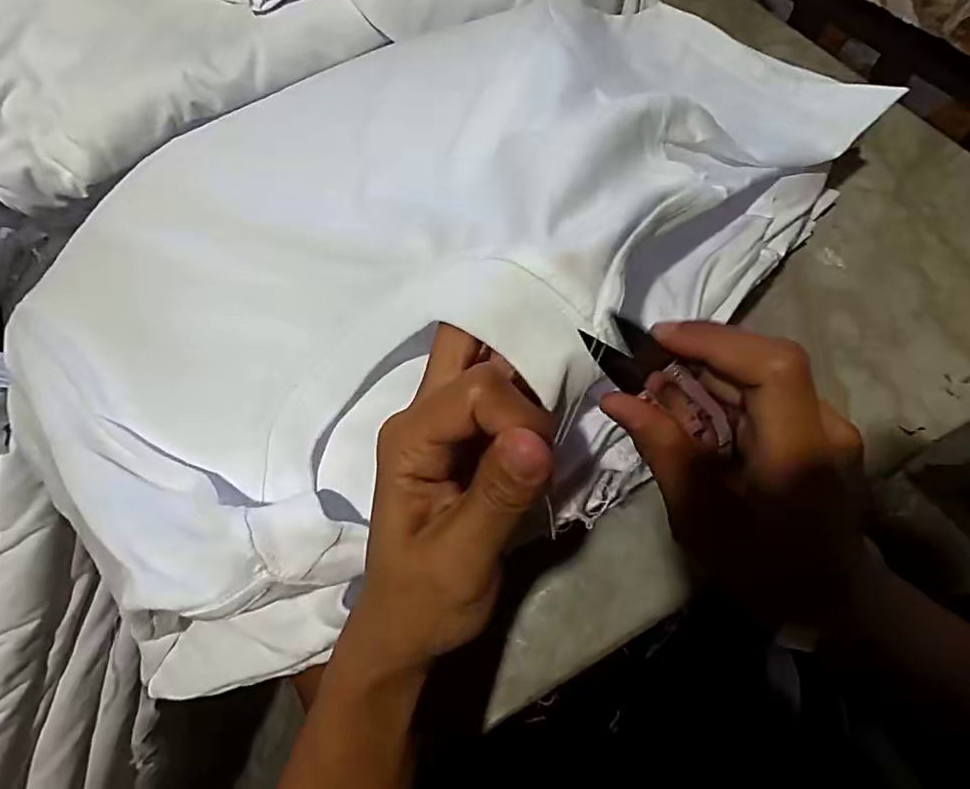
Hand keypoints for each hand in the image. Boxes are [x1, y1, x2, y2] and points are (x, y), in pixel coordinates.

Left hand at [339, 325, 555, 680]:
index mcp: (410, 438)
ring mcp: (445, 418)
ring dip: (525, 361)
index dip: (520, 413)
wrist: (408, 628)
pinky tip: (553, 398)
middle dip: (512, 340)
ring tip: (562, 380)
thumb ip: (498, 495)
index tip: (542, 458)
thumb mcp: (462, 559)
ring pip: (483, 355)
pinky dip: (530, 384)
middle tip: (557, 363)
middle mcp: (423, 413)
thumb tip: (536, 439)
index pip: (476, 390)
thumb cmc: (425, 598)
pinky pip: (501, 385)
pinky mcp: (469, 431)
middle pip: (463, 342)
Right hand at [600, 322, 867, 627]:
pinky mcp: (823, 422)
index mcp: (799, 455)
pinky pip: (770, 387)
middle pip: (764, 359)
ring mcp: (831, 421)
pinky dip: (728, 387)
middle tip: (650, 368)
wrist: (834, 597)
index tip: (660, 339)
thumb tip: (616, 398)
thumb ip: (663, 449)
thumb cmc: (763, 570)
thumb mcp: (701, 519)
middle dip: (702, 353)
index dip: (716, 342)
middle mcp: (826, 426)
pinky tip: (698, 406)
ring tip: (665, 388)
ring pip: (765, 368)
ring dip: (712, 370)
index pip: (772, 368)